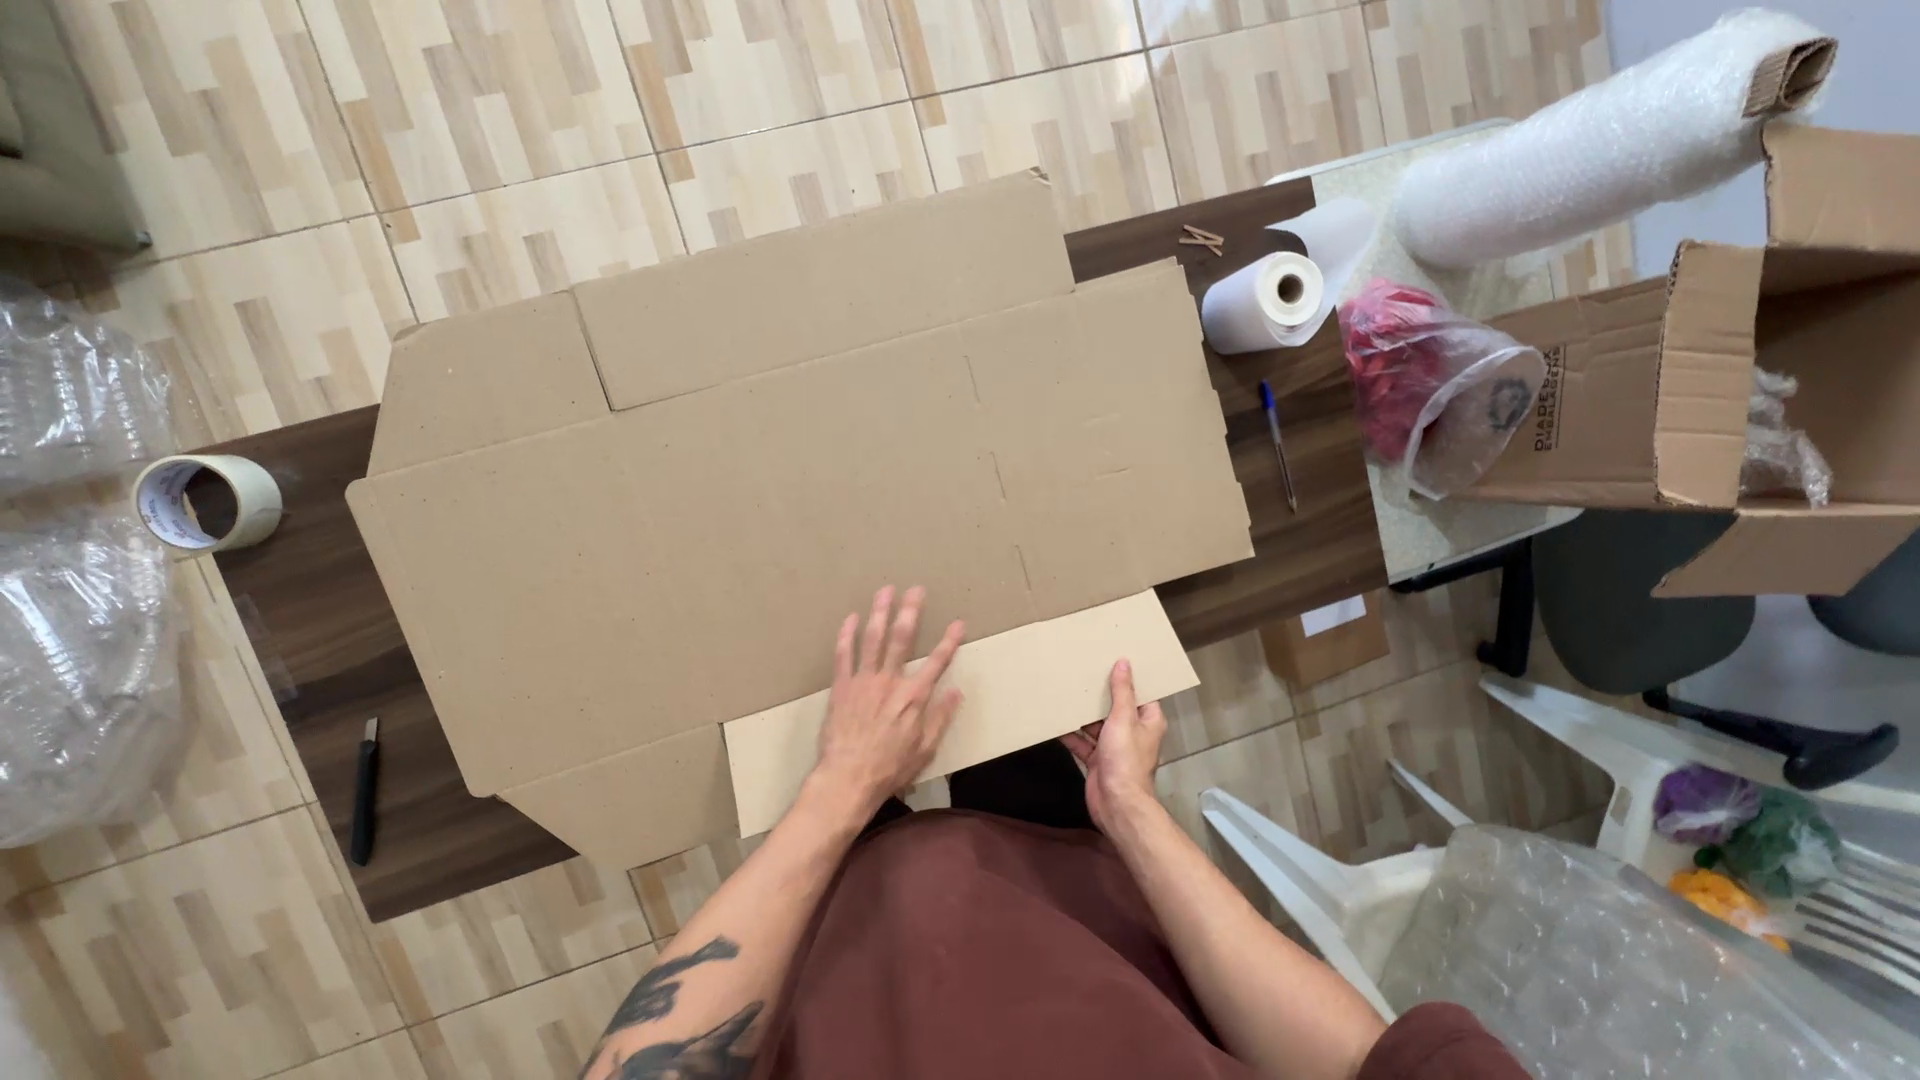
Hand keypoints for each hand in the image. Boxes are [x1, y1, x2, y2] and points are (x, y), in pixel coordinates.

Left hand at [810, 585, 965, 818]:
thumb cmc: (890, 768)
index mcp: (914, 697)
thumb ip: (941, 718)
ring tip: (885, 591)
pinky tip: (851, 618)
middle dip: (911, 611)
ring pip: (873, 639)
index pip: (938, 662)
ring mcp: (863, 682)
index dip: (950, 641)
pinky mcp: (841, 687)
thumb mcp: (926, 749)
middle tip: (916, 590)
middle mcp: (890, 682)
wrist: (848, 778)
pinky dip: (847, 635)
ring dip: (880, 612)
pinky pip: (844, 655)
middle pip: (902, 639)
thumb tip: (957, 692)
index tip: (959, 623)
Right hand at [1062, 660, 1166, 832]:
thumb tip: (1124, 662)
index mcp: (1148, 721)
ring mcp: (1114, 747)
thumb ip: (1122, 691)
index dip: (1128, 679)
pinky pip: (1083, 742)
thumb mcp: (1123, 719)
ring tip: (1065, 692)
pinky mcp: (1098, 760)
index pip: (1140, 694)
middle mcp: (1133, 732)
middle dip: (1100, 695)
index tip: (1111, 661)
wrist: (1116, 803)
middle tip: (1082, 673)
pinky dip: (1071, 734)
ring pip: (1097, 725)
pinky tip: (1056, 721)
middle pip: (1115, 708)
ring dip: (1083, 714)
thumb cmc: (1126, 758)